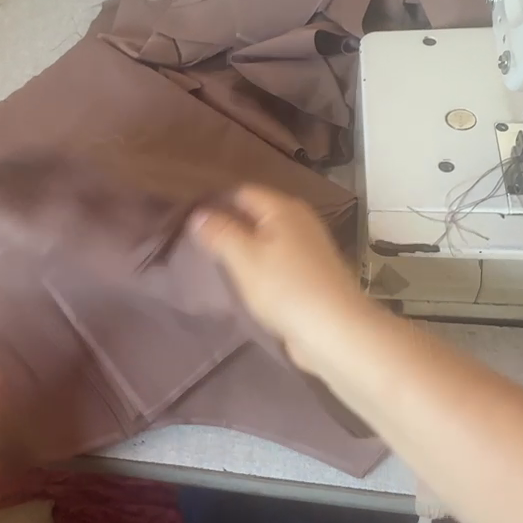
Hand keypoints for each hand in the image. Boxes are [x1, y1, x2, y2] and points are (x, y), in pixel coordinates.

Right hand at [189, 185, 376, 360]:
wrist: (335, 331)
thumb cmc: (286, 288)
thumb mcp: (244, 257)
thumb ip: (219, 232)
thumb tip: (197, 213)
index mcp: (283, 208)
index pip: (240, 192)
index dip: (214, 202)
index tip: (187, 220)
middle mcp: (298, 220)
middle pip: (254, 214)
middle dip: (227, 225)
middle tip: (195, 241)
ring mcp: (307, 247)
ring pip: (264, 238)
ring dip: (241, 247)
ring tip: (211, 261)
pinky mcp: (310, 272)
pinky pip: (275, 259)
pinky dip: (257, 264)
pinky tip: (241, 280)